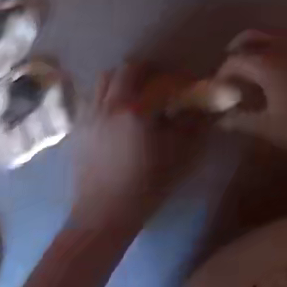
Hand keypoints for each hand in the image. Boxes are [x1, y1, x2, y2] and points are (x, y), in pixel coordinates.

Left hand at [69, 62, 211, 233]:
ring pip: (105, 79)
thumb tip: (206, 106)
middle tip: (161, 82)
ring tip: (137, 93)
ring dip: (123, 79)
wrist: (102, 216)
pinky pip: (93, 97)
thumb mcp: (177, 155)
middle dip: (147, 71)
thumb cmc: (145, 186)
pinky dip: (107, 95)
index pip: (160, 80)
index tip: (188, 84)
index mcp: (136, 110)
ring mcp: (90, 115)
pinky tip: (118, 113)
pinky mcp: (79, 128)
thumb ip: (193, 125)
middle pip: (127, 69)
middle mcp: (110, 105)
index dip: (178, 78)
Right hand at [215, 30, 286, 164]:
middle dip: (238, 49)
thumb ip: (243, 120)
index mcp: (267, 62)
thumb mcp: (272, 128)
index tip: (219, 91)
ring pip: (273, 35)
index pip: (234, 60)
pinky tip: (281, 72)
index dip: (222, 75)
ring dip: (259, 46)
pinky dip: (279, 48)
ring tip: (255, 71)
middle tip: (232, 71)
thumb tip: (222, 120)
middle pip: (252, 36)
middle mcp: (284, 46)